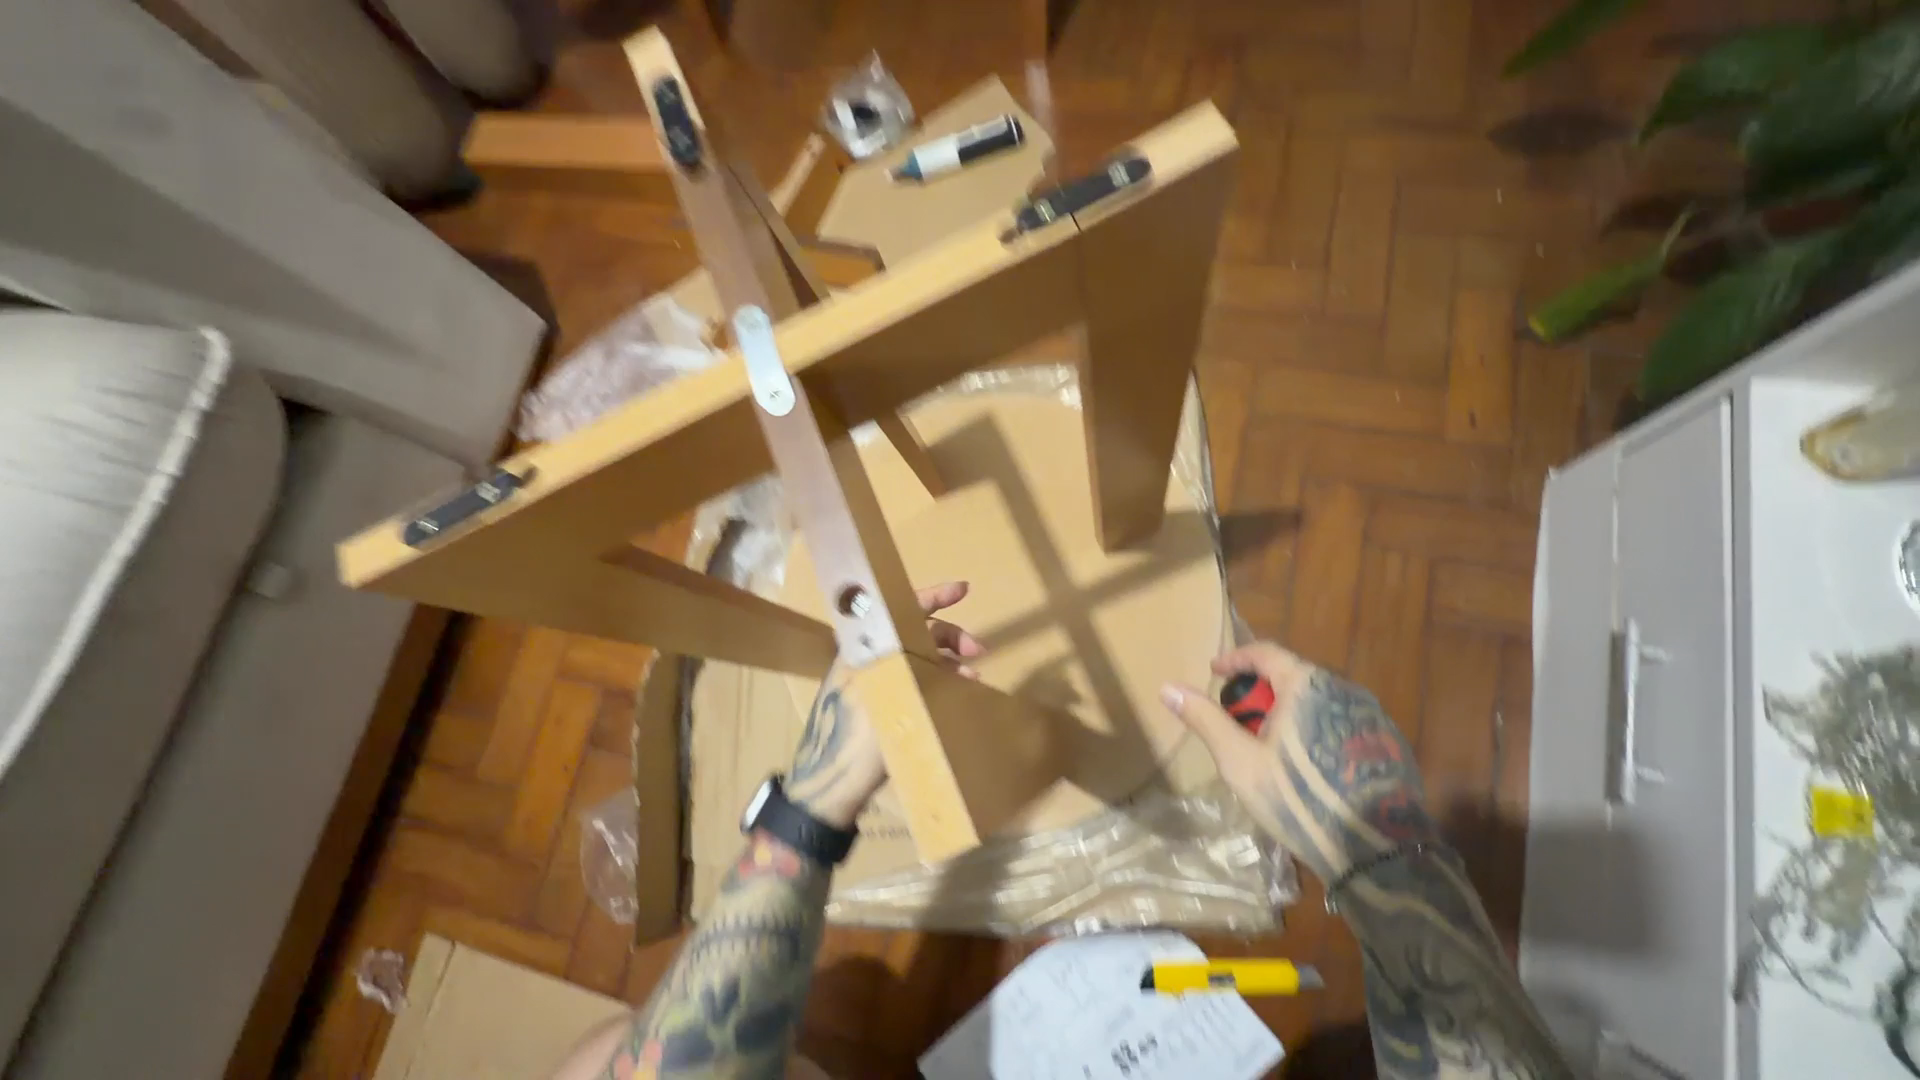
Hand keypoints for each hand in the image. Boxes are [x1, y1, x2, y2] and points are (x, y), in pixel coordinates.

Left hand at [784, 582, 983, 828]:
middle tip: (980, 650)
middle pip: (917, 633)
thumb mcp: (892, 698)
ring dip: (949, 661)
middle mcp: (870, 658)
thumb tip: (953, 667)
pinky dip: (939, 680)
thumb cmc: (857, 738)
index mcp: (866, 648)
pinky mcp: (882, 703)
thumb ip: (919, 675)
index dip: (934, 596)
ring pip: (920, 657)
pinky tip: (956, 693)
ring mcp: (876, 681)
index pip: (902, 610)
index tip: (963, 590)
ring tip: (972, 678)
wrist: (829, 785)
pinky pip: (916, 680)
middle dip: (951, 635)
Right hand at [1158, 641, 1438, 881]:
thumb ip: (1206, 720)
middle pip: (1293, 675)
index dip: (1235, 659)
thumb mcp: (1240, 762)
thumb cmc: (1297, 798)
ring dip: (1289, 711)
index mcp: (1307, 685)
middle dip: (1261, 691)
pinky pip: (1340, 722)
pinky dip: (1315, 730)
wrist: (1376, 851)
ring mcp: (1371, 716)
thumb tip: (1167, 687)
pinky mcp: (1388, 743)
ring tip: (1270, 745)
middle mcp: (1344, 689)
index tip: (1214, 672)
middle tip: (1239, 720)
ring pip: (1318, 700)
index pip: (1265, 652)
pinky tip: (1306, 765)